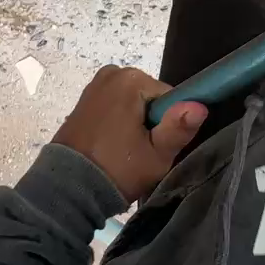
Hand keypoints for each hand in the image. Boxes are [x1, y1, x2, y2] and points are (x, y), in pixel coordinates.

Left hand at [51, 66, 206, 202]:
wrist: (65, 191)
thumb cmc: (115, 170)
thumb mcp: (155, 157)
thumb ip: (179, 129)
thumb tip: (200, 106)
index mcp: (132, 78)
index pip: (169, 98)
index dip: (167, 125)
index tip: (154, 148)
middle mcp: (113, 72)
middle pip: (150, 99)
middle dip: (149, 124)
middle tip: (138, 154)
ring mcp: (95, 85)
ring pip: (132, 104)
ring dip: (133, 125)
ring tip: (123, 154)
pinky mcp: (84, 100)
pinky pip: (114, 107)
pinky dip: (116, 124)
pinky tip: (109, 147)